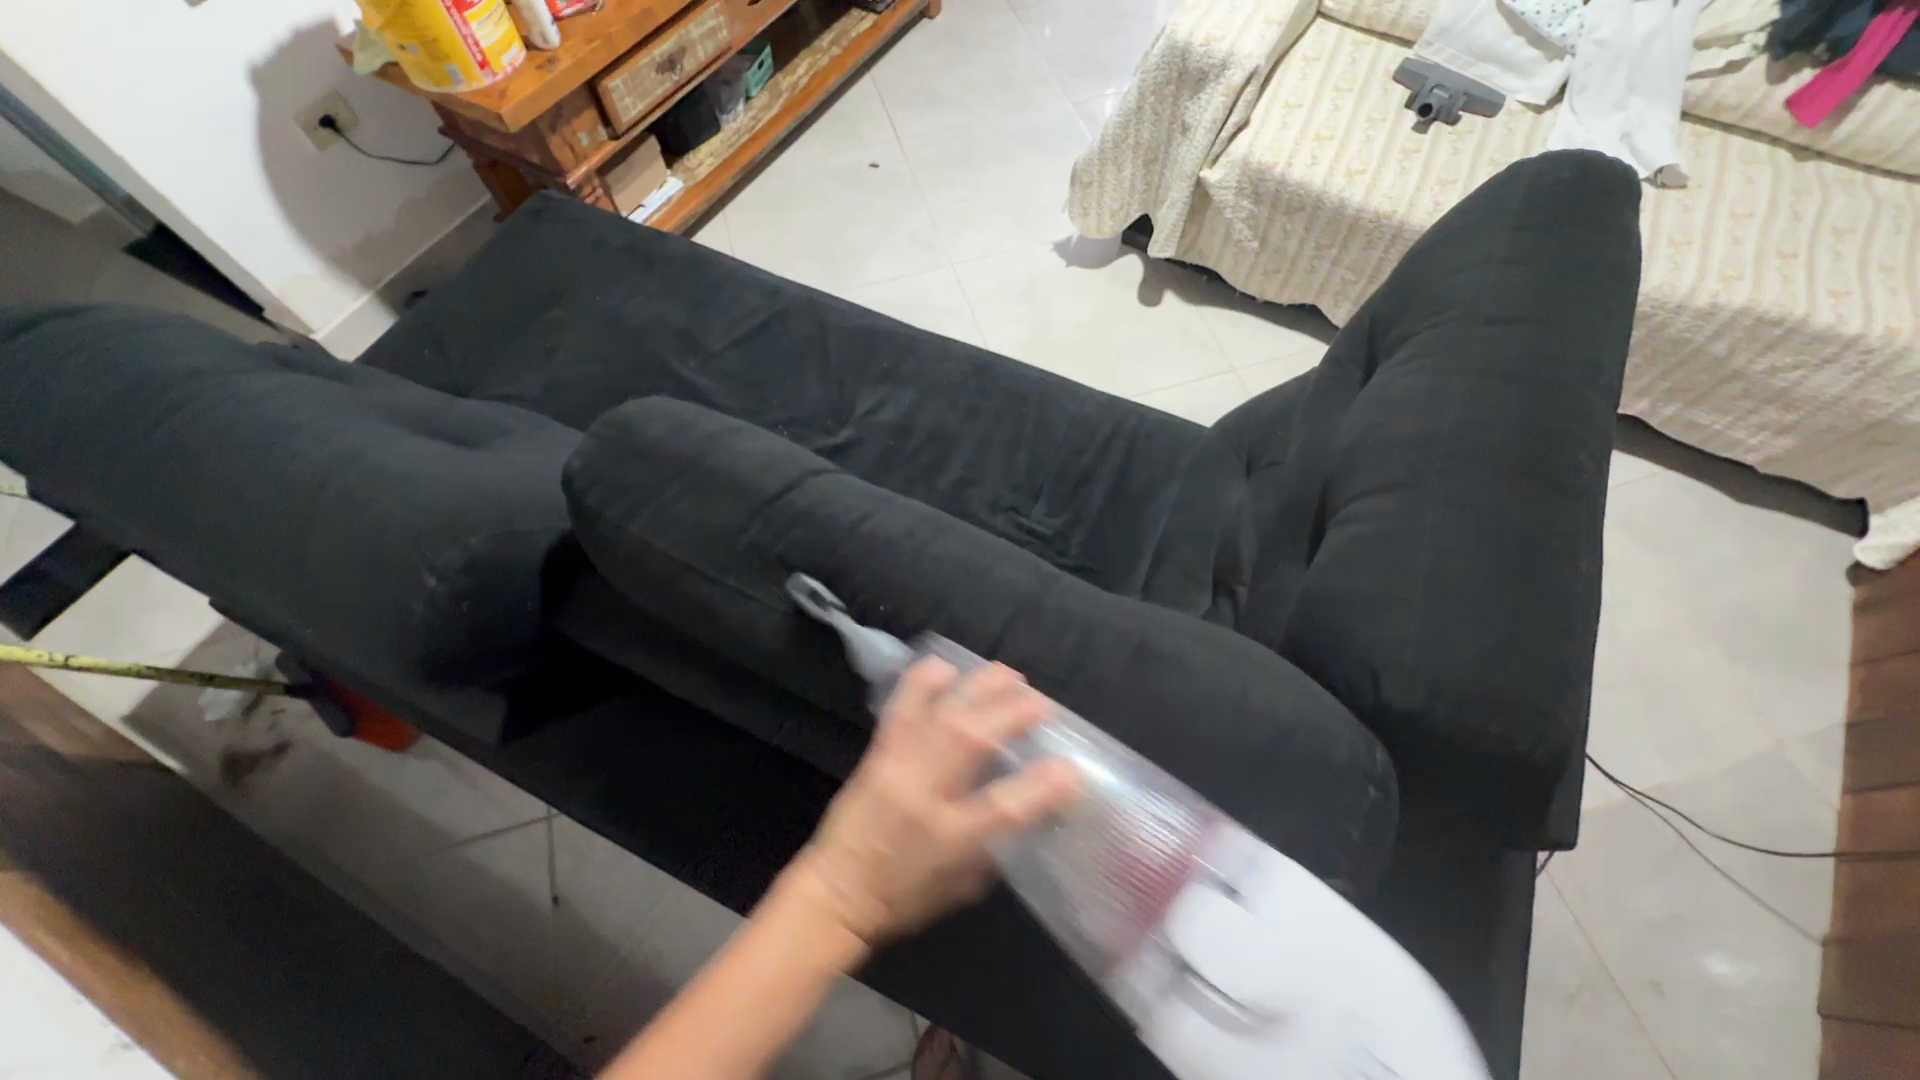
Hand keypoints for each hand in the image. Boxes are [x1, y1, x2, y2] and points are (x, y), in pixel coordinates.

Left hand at [790, 659, 1082, 947]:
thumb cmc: (905, 897)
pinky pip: (901, 708)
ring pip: (940, 715)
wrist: (835, 892)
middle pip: (971, 741)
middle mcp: (923, 795)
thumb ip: (999, 844)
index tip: (1071, 767)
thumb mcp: (964, 885)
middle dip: (1012, 714)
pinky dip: (923, 682)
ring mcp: (897, 768)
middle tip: (1042, 704)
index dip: (1042, 785)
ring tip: (1008, 675)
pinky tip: (946, 666)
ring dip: (978, 688)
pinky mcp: (877, 753)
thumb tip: (1031, 808)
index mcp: (950, 839)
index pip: (1003, 806)